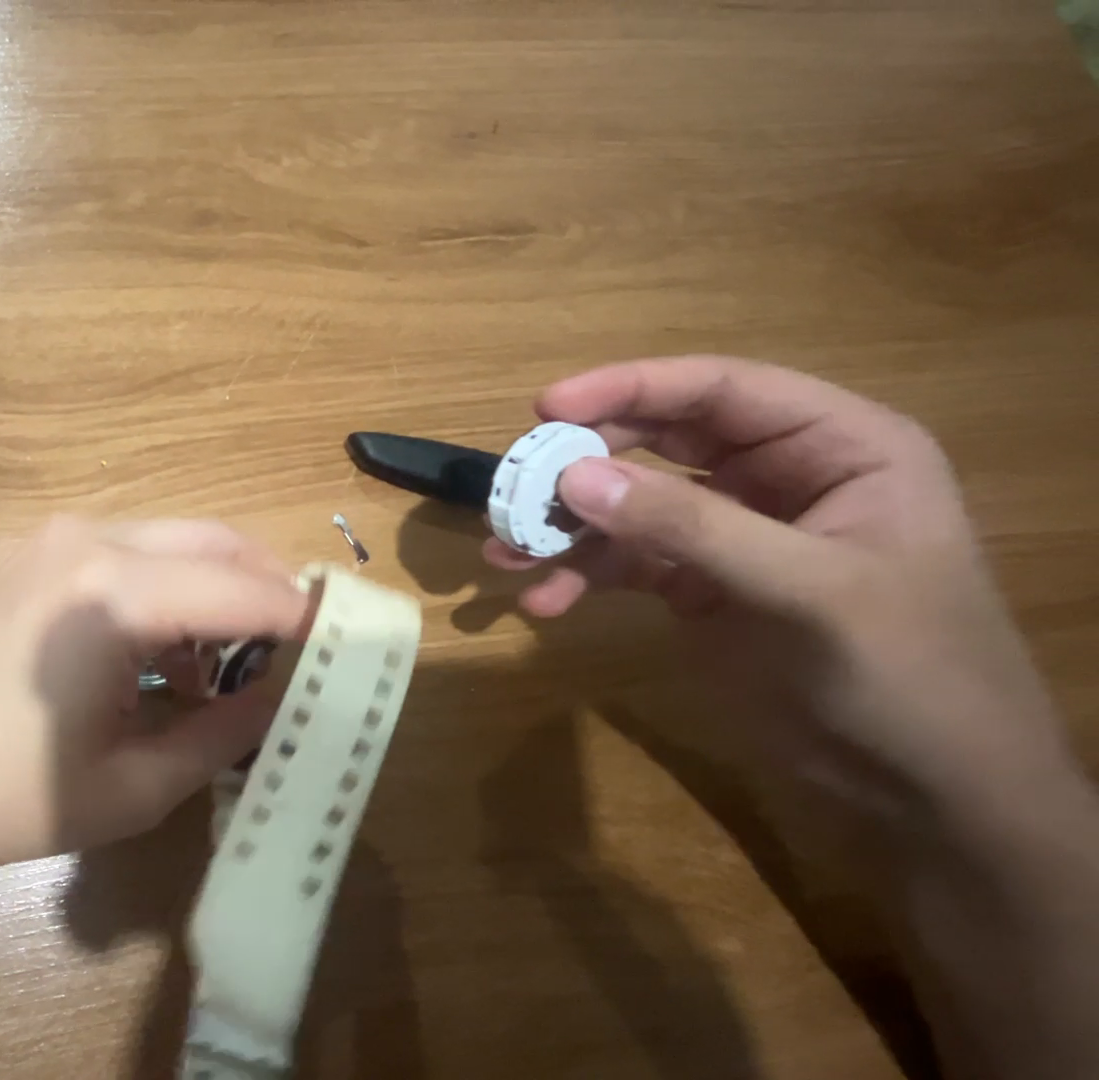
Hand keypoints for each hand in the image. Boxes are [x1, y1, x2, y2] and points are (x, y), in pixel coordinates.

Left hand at [0, 516, 309, 893]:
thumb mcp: (130, 785)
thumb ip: (223, 734)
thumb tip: (283, 700)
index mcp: (113, 590)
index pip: (246, 591)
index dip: (306, 625)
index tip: (348, 659)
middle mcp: (88, 540)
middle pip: (216, 544)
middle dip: (269, 594)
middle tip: (302, 660)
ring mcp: (53, 542)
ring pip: (174, 547)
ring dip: (218, 597)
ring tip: (232, 677)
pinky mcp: (32, 560)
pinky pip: (128, 561)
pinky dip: (168, 598)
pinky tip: (167, 663)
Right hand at [486, 357, 1075, 843]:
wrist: (924, 790)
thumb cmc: (905, 673)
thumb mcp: (803, 590)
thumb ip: (687, 527)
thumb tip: (571, 478)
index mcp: (836, 448)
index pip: (719, 390)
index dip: (629, 388)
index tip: (544, 409)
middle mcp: (777, 476)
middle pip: (659, 441)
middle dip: (582, 461)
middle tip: (516, 484)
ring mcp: (730, 532)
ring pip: (628, 503)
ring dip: (565, 525)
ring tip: (506, 551)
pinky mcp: (696, 584)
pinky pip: (623, 561)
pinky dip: (580, 576)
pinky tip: (544, 602)